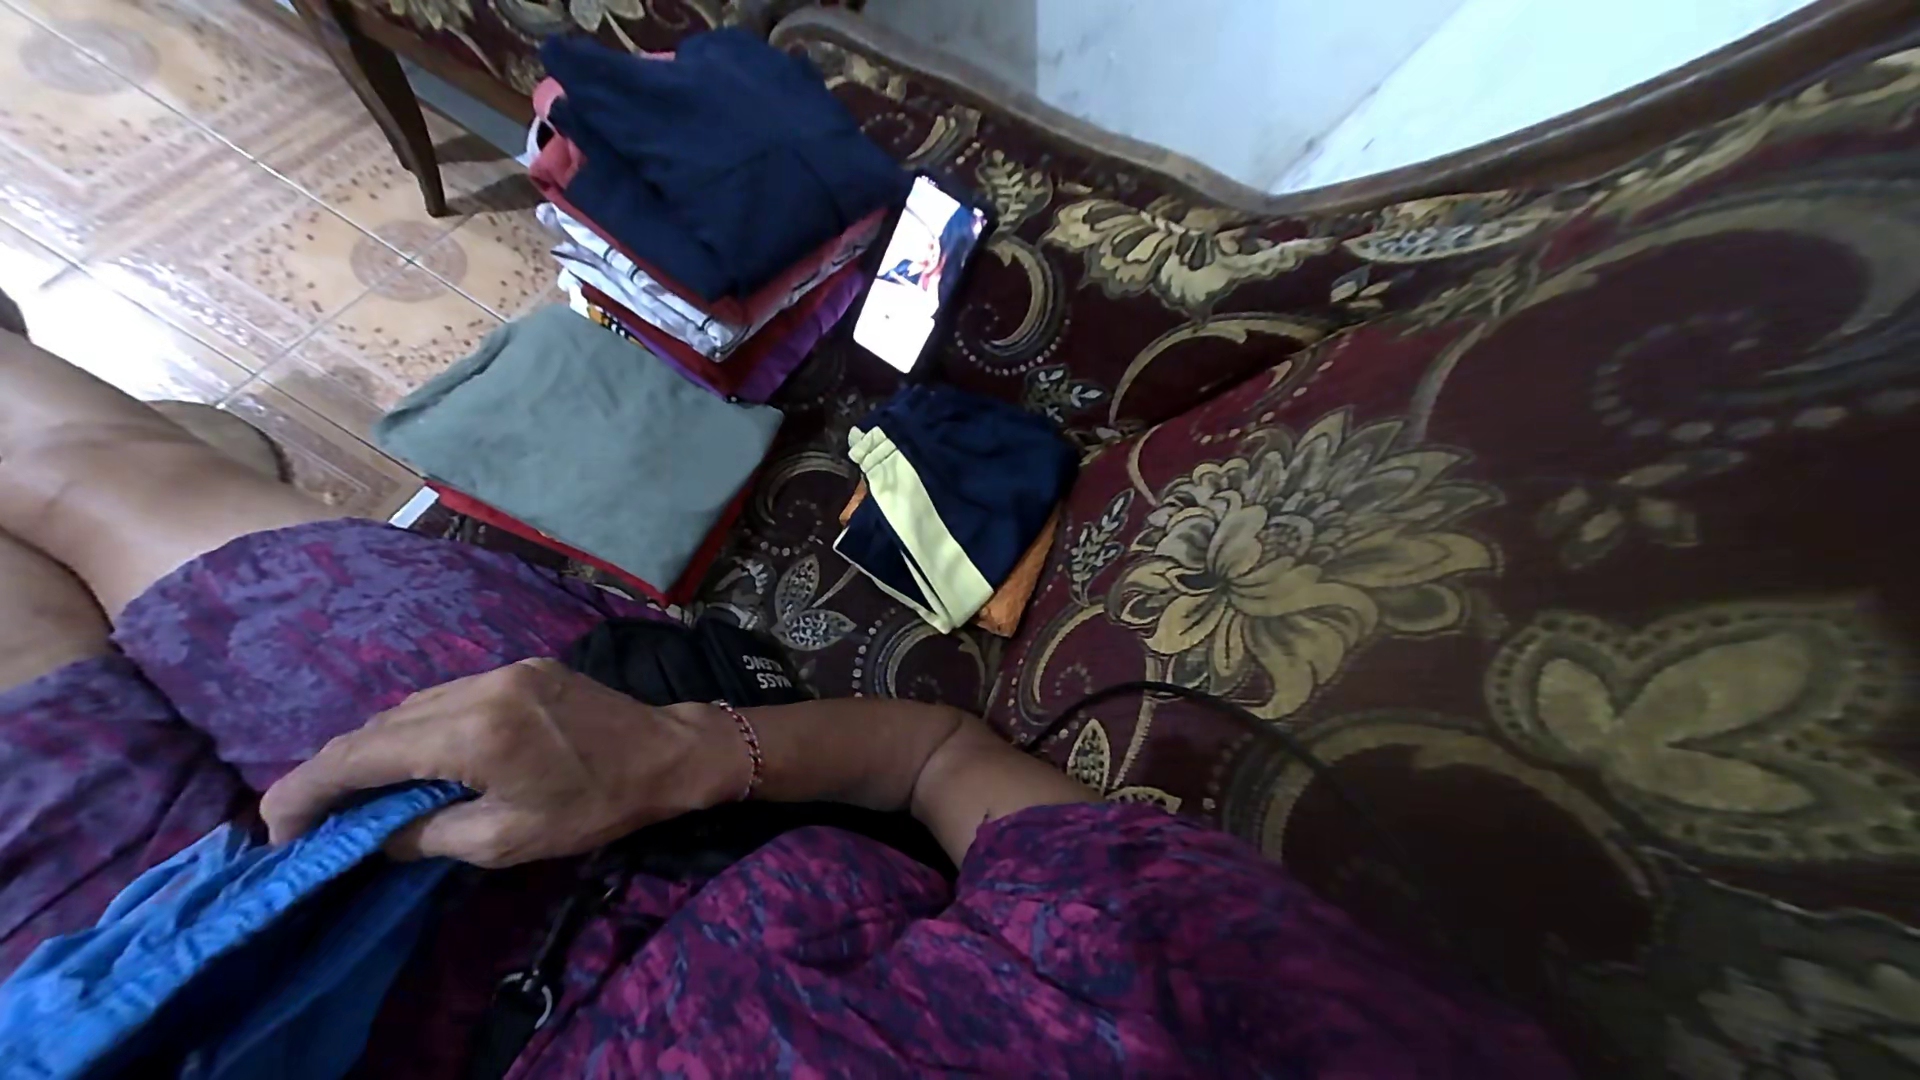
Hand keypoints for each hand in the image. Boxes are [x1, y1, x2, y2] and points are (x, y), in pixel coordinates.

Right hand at [259, 658, 746, 866]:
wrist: (670, 752)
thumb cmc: (596, 803)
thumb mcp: (504, 838)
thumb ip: (422, 832)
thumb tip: (370, 831)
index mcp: (475, 730)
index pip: (358, 755)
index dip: (303, 793)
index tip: (280, 830)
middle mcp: (485, 685)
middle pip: (382, 724)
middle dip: (339, 769)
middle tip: (320, 816)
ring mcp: (511, 669)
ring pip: (417, 703)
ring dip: (383, 743)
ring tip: (370, 789)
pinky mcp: (531, 667)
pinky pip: (456, 692)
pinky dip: (427, 723)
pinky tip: (427, 752)